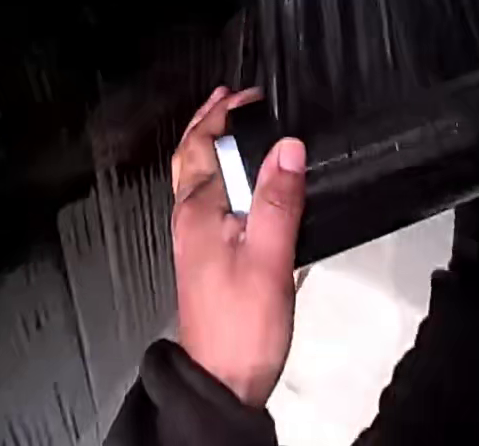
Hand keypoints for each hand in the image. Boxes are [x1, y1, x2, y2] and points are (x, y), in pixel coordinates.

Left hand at [170, 86, 306, 406]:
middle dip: (208, 121)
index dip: (221, 113)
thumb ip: (278, 200)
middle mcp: (190, 218)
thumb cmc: (241, 325)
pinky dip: (222, 170)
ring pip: (197, 175)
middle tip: (231, 98)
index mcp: (198, 210)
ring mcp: (196, 236)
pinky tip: (243, 178)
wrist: (222, 384)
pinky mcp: (208, 253)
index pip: (201, 144)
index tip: (246, 94)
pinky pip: (210, 195)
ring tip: (236, 126)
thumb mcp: (268, 257)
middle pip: (190, 156)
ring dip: (213, 143)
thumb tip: (288, 146)